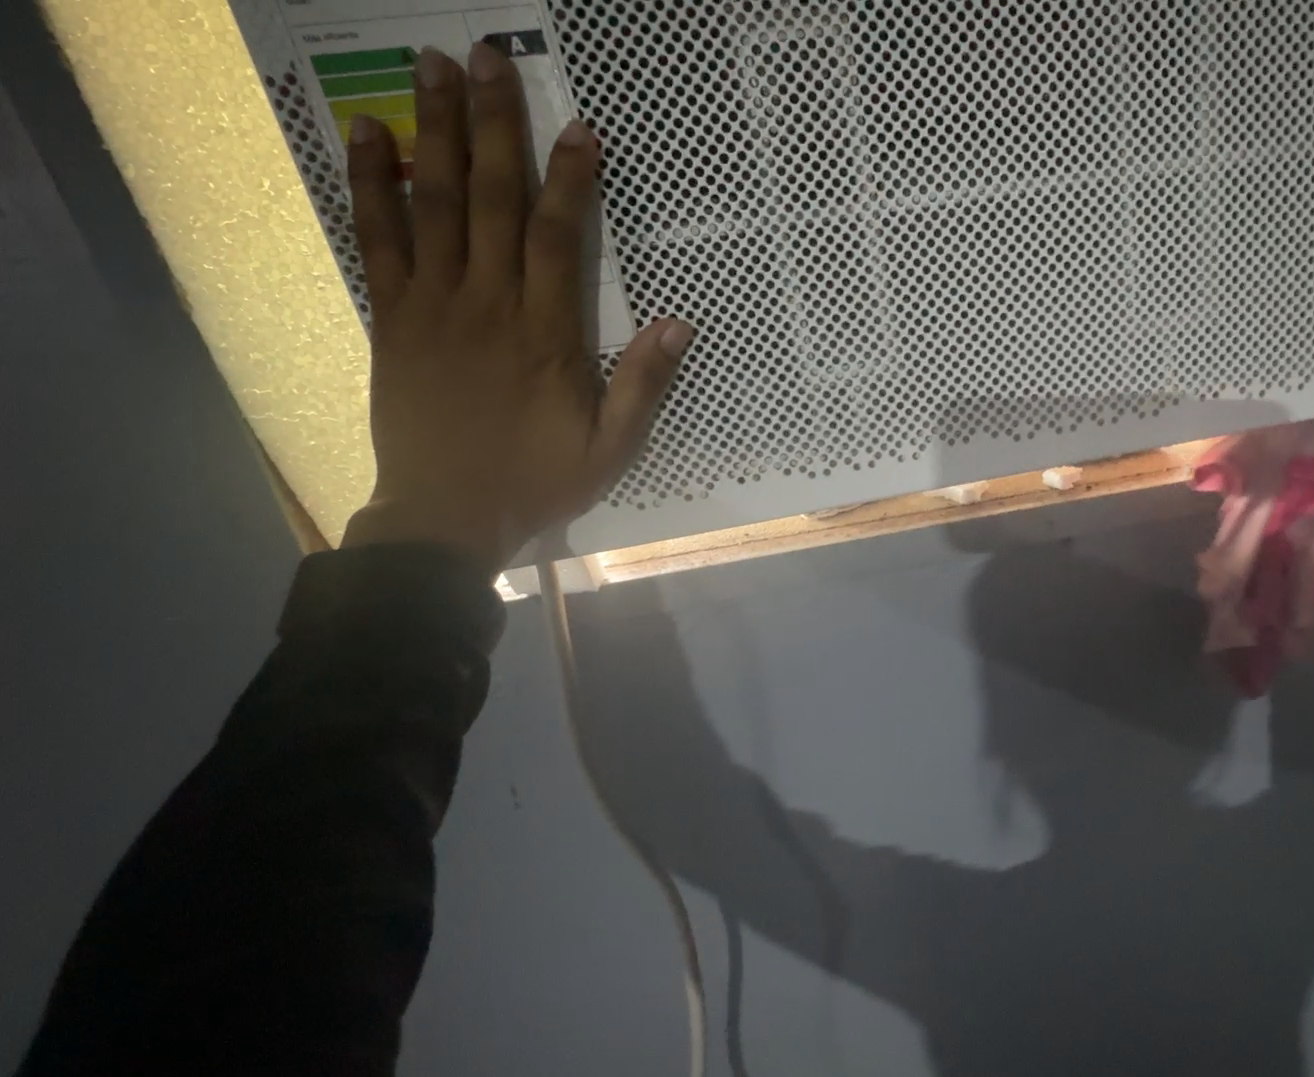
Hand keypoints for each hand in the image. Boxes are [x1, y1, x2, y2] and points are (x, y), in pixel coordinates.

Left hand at [338, 43, 691, 573]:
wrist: (444, 517)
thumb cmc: (536, 481)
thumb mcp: (611, 448)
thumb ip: (643, 386)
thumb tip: (679, 325)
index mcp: (545, 336)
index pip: (559, 240)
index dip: (570, 180)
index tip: (579, 127)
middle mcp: (487, 305)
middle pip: (492, 201)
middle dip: (494, 126)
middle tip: (488, 57)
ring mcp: (432, 307)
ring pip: (433, 205)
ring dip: (435, 132)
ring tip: (430, 66)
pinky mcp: (392, 318)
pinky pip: (378, 240)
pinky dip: (371, 185)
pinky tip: (368, 135)